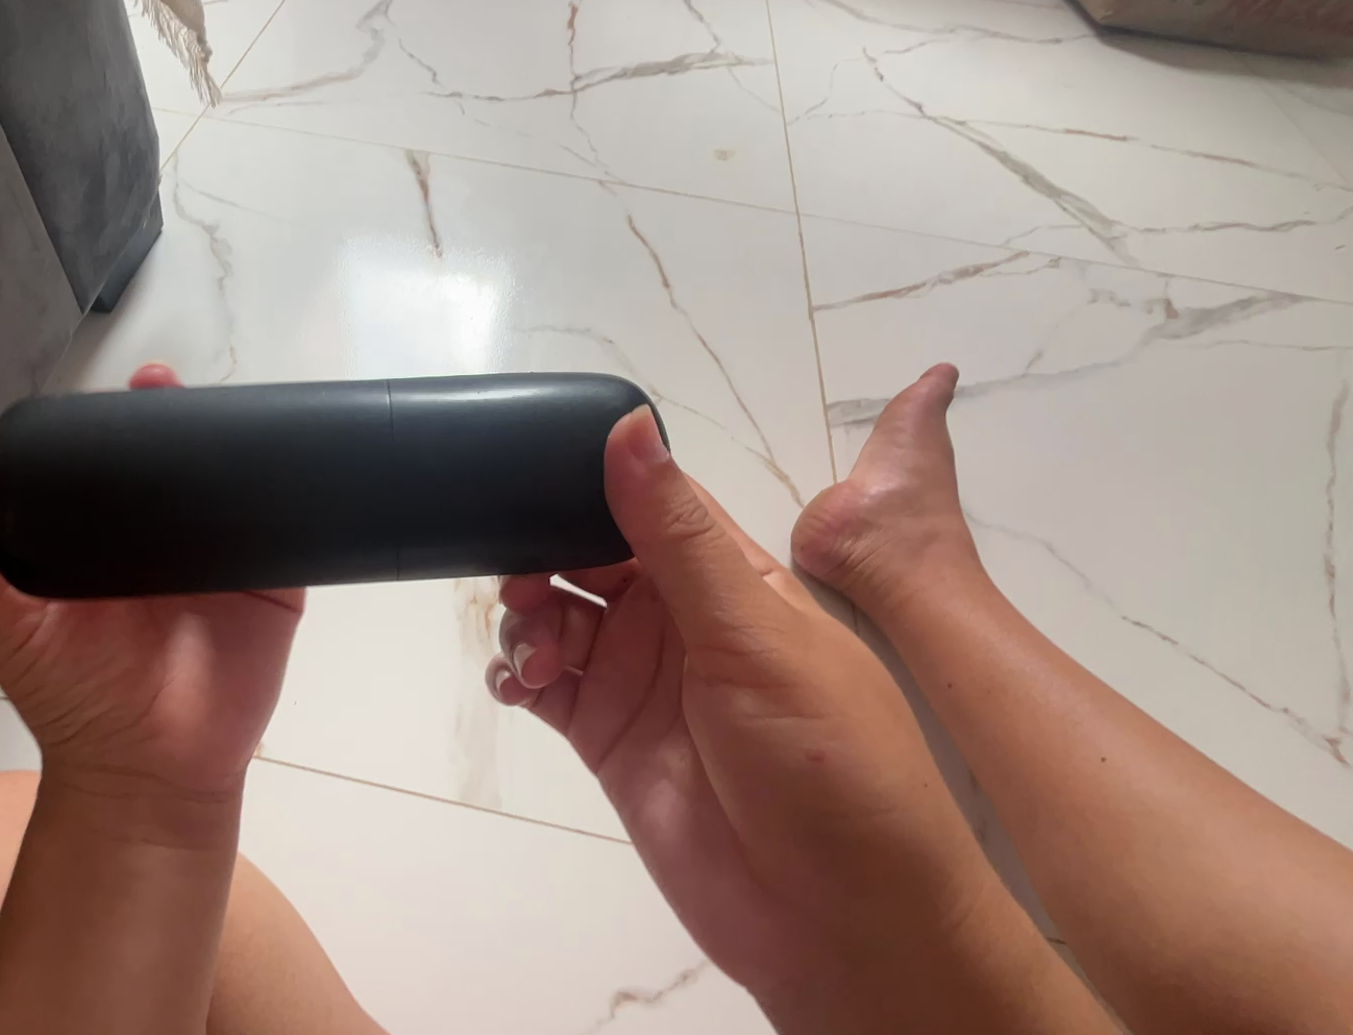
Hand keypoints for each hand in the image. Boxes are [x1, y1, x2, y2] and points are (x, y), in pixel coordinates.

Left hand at [0, 364, 303, 818]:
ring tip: (248, 418)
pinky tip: (298, 470)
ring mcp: (230, 558)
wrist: (152, 769)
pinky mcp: (277, 585)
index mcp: (113, 534)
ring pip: (245, 488)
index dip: (137, 417)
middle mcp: (174, 536)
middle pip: (193, 464)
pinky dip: (300, 500)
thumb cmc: (72, 695)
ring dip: (250, 451)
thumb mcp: (3, 616)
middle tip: (190, 389)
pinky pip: (292, 533)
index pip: (129, 460)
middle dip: (197, 420)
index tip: (144, 383)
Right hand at [490, 407, 1032, 1012]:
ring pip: (556, 619)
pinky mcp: (604, 733)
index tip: (530, 489)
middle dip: (543, 560)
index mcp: (724, 576)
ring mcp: (635, 677)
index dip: (587, 490)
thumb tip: (630, 428)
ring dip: (528, 622)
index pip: (643, 505)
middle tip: (522, 587)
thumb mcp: (753, 634)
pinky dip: (516, 673)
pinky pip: (543, 684)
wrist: (836, 925)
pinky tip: (515, 683)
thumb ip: (677, 535)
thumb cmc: (826, 762)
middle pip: (584, 560)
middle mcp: (674, 619)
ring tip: (535, 658)